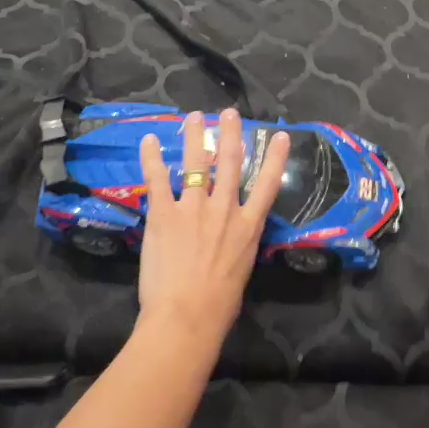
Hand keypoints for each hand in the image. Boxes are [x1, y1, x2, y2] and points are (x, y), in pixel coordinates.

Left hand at [135, 109, 289, 337]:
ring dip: (195, 136)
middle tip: (228, 113)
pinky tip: (149, 140)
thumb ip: (240, 244)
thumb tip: (237, 236)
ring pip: (196, 163)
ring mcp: (194, 209)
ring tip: (194, 117)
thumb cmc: (220, 304)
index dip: (274, 157)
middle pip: (229, 162)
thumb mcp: (243, 268)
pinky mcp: (164, 214)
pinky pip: (157, 180)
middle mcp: (225, 209)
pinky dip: (152, 158)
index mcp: (248, 225)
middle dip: (230, 133)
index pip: (267, 184)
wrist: (188, 314)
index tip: (279, 135)